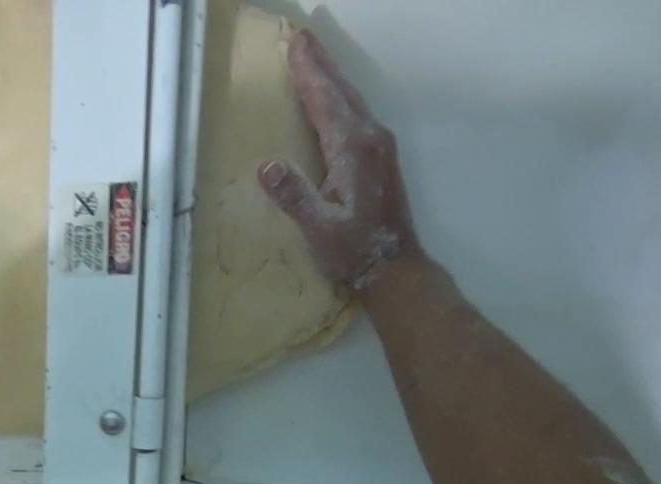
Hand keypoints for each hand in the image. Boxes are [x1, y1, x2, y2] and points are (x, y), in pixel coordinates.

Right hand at [259, 30, 421, 293]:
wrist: (393, 266)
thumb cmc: (353, 250)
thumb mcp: (318, 228)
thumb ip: (295, 196)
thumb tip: (267, 166)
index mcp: (353, 149)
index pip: (326, 100)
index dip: (309, 73)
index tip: (295, 44)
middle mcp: (370, 139)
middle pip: (342, 92)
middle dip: (321, 65)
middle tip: (302, 39)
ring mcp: (379, 147)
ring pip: (351, 101)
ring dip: (331, 78)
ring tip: (314, 61)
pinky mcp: (380, 158)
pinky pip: (356, 115)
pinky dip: (339, 98)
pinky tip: (332, 101)